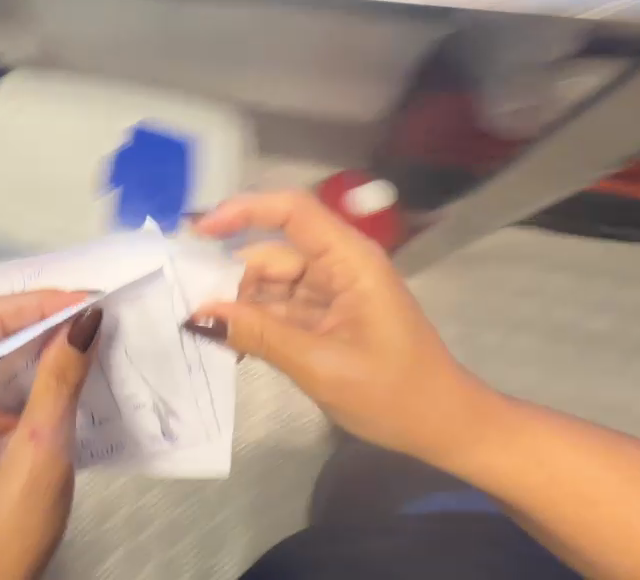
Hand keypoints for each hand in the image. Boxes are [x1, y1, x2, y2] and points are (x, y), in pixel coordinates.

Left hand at [0, 292, 103, 579]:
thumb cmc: (6, 526)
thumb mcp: (41, 448)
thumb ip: (62, 377)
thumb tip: (87, 316)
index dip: (43, 301)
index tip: (91, 300)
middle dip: (46, 315)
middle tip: (97, 312)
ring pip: (2, 349)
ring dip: (45, 338)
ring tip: (92, 330)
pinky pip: (4, 375)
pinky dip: (38, 365)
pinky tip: (71, 363)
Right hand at [189, 191, 500, 466]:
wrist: (449, 429)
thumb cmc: (396, 394)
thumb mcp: (322, 367)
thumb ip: (259, 335)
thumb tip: (200, 314)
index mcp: (349, 260)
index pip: (291, 210)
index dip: (242, 210)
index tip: (199, 232)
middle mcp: (339, 263)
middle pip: (273, 250)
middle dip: (232, 275)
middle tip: (190, 304)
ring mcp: (333, 287)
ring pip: (272, 278)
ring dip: (242, 302)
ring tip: (208, 331)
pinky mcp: (329, 311)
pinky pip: (282, 303)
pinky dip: (257, 319)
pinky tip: (233, 340)